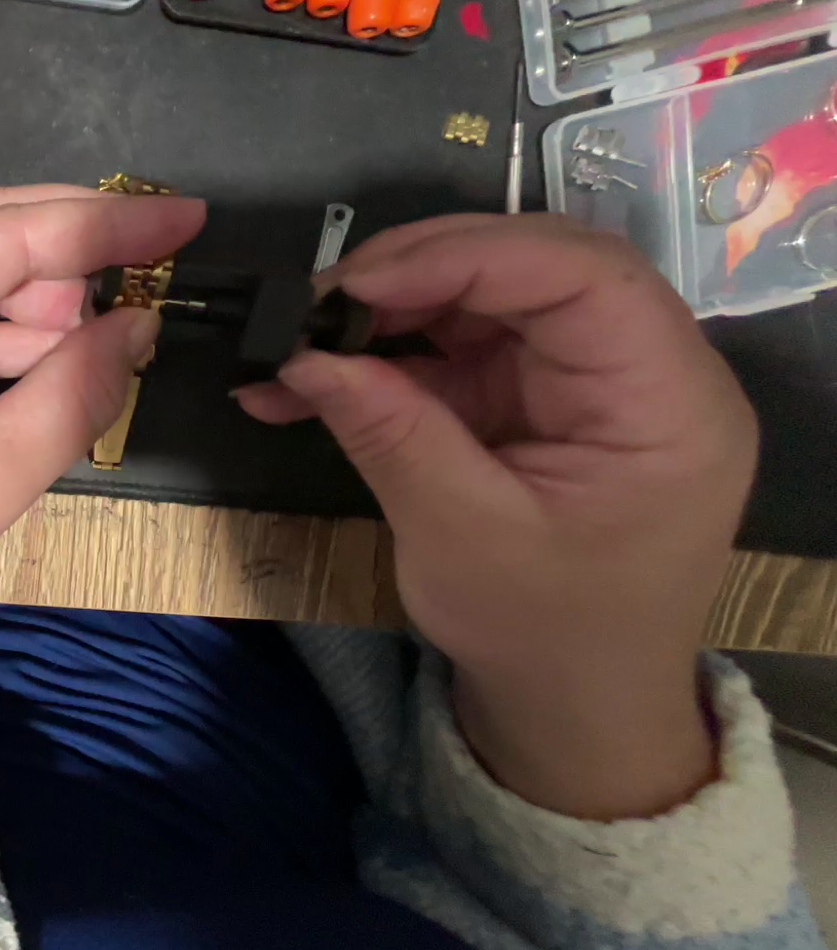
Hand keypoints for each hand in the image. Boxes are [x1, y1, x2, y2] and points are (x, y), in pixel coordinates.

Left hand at [0, 186, 205, 722]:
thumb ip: (74, 393)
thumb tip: (139, 325)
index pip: (7, 232)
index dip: (106, 223)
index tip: (189, 218)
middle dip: (71, 262)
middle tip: (148, 290)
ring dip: (41, 314)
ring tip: (88, 371)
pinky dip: (8, 344)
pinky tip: (46, 382)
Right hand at [236, 214, 757, 818]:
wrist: (563, 689)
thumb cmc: (538, 624)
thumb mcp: (457, 532)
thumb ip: (388, 432)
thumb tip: (302, 357)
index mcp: (660, 400)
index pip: (580, 278)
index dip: (463, 260)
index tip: (352, 286)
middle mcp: (625, 368)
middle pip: (528, 269)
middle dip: (412, 272)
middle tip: (311, 304)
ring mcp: (565, 379)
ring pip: (471, 302)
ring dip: (373, 317)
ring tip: (289, 345)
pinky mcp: (512, 399)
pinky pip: (436, 355)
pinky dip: (364, 363)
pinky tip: (295, 387)